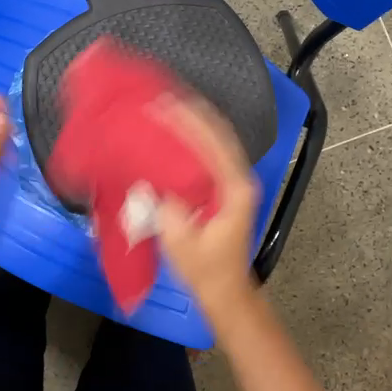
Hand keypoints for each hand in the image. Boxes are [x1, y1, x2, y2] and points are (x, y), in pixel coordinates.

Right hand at [156, 95, 261, 313]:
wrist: (225, 293)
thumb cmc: (205, 270)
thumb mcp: (181, 242)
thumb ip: (168, 209)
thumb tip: (152, 180)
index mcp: (234, 188)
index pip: (213, 144)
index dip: (189, 122)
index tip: (163, 107)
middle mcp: (239, 178)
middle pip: (218, 133)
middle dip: (191, 113)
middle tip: (162, 97)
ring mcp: (234, 181)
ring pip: (217, 139)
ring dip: (193, 121)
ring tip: (167, 105)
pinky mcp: (224, 186)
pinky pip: (211, 150)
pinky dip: (195, 135)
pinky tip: (175, 129)